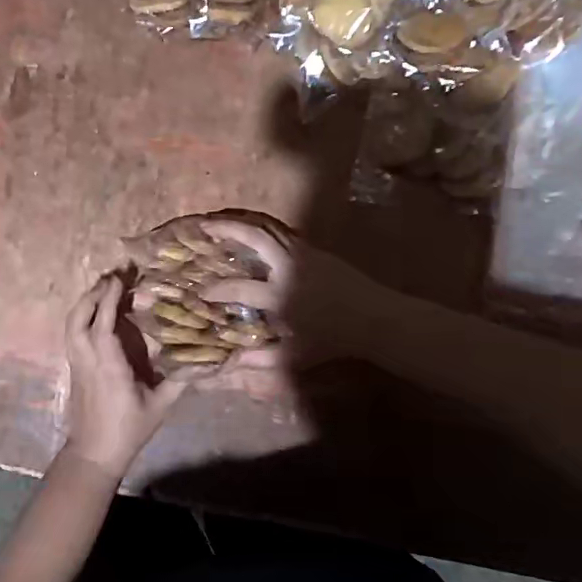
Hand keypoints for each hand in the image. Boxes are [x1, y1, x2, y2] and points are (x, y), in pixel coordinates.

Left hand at [62, 275, 195, 476]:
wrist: (93, 450)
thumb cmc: (128, 428)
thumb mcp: (160, 405)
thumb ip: (181, 380)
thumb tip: (209, 358)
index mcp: (107, 365)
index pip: (103, 325)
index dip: (109, 299)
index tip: (119, 279)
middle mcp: (86, 358)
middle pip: (79, 317)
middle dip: (93, 294)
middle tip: (113, 277)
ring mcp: (75, 361)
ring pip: (71, 324)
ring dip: (85, 303)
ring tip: (104, 289)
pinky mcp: (72, 366)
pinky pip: (72, 333)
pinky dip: (81, 316)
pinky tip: (97, 313)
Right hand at [192, 219, 393, 367]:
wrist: (381, 321)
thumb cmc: (335, 340)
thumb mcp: (296, 356)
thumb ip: (262, 358)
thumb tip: (231, 361)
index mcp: (280, 296)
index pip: (238, 288)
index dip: (215, 289)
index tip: (200, 291)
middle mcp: (289, 269)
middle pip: (256, 237)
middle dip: (227, 228)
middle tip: (204, 224)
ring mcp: (305, 256)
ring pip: (270, 228)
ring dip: (244, 221)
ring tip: (222, 220)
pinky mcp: (316, 251)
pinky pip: (283, 232)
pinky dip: (262, 227)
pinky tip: (252, 231)